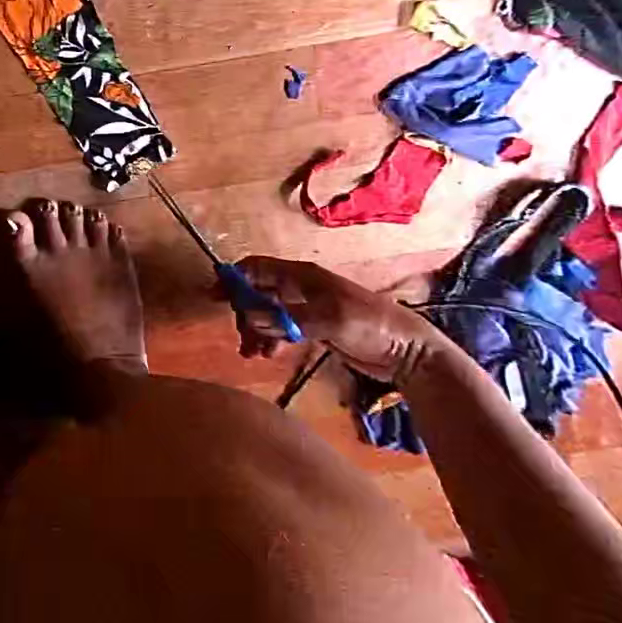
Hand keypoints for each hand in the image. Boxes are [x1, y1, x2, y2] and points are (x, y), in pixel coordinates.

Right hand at [232, 256, 449, 382]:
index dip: (234, 277)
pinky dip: (270, 339)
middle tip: (243, 337)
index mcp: (302, 276)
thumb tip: (251, 318)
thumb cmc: (369, 325)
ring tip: (253, 352)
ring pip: (267, 313)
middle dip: (245, 311)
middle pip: (257, 292)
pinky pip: (280, 329)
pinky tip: (267, 354)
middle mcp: (299, 288)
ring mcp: (305, 309)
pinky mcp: (313, 328)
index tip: (214, 295)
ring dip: (256, 330)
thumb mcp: (328, 320)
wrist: (407, 351)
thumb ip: (288, 320)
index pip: (257, 268)